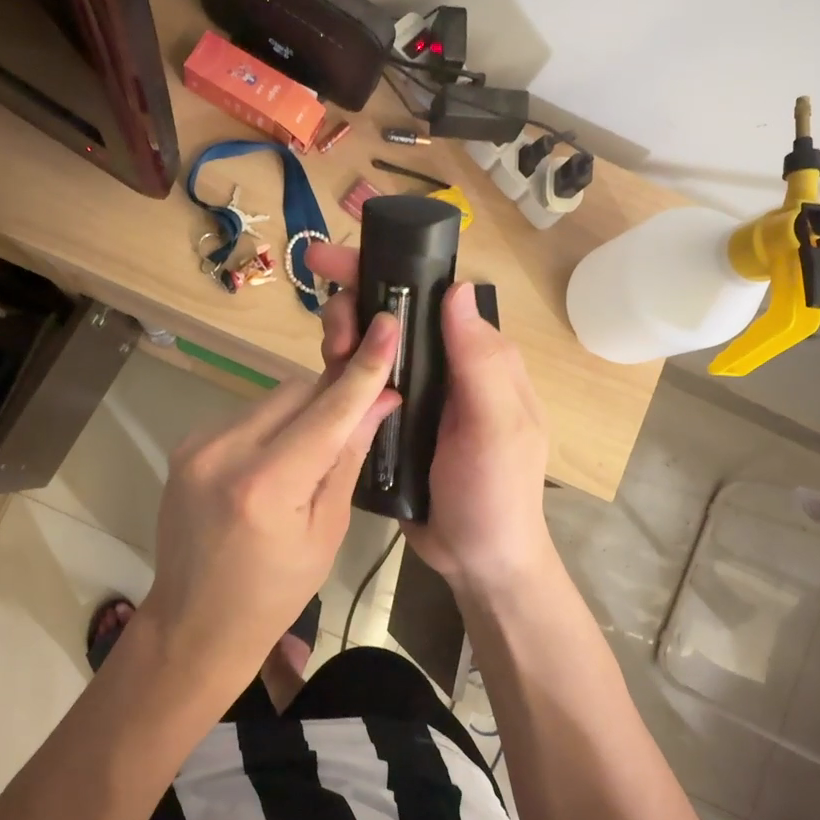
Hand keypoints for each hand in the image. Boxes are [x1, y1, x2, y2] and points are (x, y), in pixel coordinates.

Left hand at [143, 311, 401, 674]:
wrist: (195, 622)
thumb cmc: (274, 593)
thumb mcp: (326, 533)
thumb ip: (348, 458)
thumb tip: (381, 399)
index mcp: (266, 485)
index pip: (327, 410)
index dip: (363, 369)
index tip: (389, 325)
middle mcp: (224, 451)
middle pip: (296, 390)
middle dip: (331, 397)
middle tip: (355, 423)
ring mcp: (197, 444)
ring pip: (270, 398)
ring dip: (301, 413)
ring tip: (309, 457)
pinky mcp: (186, 445)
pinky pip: (245, 415)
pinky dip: (271, 427)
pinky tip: (275, 464)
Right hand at [306, 241, 552, 595]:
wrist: (477, 562)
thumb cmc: (495, 495)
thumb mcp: (497, 427)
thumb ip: (480, 362)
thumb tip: (457, 288)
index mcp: (476, 360)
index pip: (432, 296)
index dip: (387, 268)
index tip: (338, 256)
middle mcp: (445, 369)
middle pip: (394, 317)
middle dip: (355, 301)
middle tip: (326, 318)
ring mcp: (416, 397)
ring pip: (371, 349)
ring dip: (343, 337)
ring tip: (325, 350)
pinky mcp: (391, 424)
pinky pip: (360, 388)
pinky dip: (338, 375)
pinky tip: (322, 378)